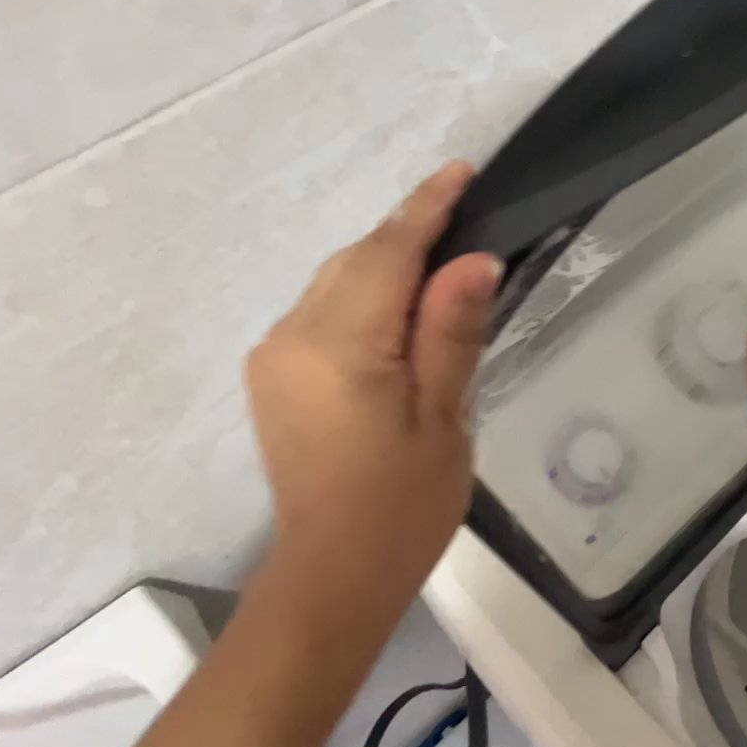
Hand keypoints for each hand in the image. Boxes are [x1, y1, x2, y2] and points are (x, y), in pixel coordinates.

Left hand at [245, 160, 502, 574]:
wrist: (334, 573)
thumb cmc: (403, 505)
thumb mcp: (443, 418)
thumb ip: (451, 332)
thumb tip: (473, 260)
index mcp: (339, 346)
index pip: (387, 254)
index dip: (425, 209)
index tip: (460, 172)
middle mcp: (292, 335)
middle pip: (356, 259)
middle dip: (408, 232)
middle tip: (466, 212)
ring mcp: (274, 354)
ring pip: (337, 280)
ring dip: (387, 262)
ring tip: (442, 259)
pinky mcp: (273, 373)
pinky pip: (324, 309)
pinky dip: (364, 293)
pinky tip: (400, 307)